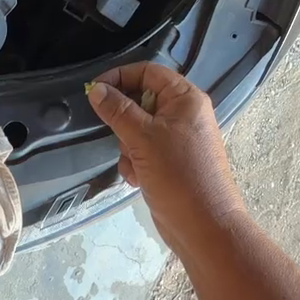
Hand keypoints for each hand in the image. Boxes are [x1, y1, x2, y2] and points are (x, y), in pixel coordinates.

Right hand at [87, 63, 247, 256]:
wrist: (204, 227)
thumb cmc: (178, 175)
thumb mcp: (143, 138)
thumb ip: (118, 111)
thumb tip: (97, 89)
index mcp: (185, 98)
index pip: (148, 72)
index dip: (121, 77)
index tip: (95, 91)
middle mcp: (184, 113)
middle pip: (141, 101)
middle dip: (125, 121)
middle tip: (120, 137)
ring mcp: (178, 139)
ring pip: (138, 129)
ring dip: (129, 146)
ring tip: (135, 164)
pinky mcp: (171, 162)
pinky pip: (143, 151)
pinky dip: (136, 163)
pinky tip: (140, 179)